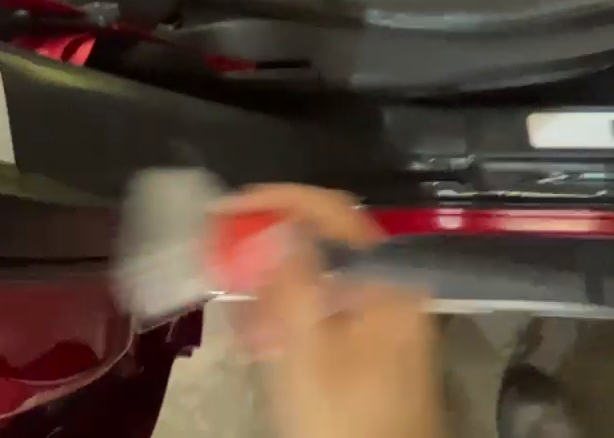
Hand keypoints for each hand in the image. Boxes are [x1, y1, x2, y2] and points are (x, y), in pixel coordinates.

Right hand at [220, 185, 444, 437]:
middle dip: (268, 240)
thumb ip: (293, 277)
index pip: (330, 209)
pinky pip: (324, 305)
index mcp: (385, 281)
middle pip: (324, 238)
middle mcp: (390, 288)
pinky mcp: (372, 344)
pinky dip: (289, 306)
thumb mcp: (306, 350)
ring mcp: (384, 317)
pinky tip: (259, 329)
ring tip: (233, 292)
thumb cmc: (343, 421)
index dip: (277, 198)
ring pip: (319, 273)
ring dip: (272, 275)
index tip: (230, 208)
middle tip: (224, 245)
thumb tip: (280, 222)